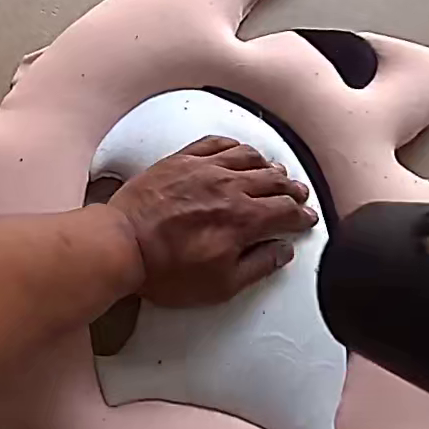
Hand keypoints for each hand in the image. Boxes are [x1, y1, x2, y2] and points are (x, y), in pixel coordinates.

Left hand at [107, 135, 319, 306]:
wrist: (121, 244)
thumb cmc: (165, 270)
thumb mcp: (219, 285)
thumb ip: (257, 266)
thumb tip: (282, 251)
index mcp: (244, 220)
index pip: (286, 212)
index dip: (302, 216)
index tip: (306, 219)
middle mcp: (229, 187)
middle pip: (274, 181)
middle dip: (291, 189)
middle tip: (298, 194)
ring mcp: (203, 169)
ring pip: (248, 157)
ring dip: (267, 165)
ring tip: (275, 171)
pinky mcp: (179, 160)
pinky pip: (215, 143)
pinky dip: (234, 146)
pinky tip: (238, 151)